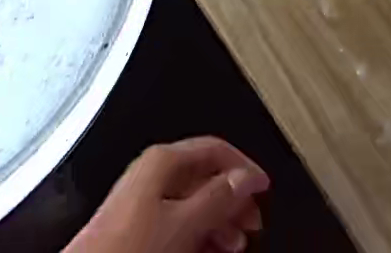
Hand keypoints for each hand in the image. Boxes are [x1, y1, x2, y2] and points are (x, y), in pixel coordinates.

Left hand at [65, 137, 269, 252]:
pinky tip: (210, 248)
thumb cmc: (127, 249)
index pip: (213, 148)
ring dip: (218, 219)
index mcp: (162, 161)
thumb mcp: (183, 223)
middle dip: (232, 197)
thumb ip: (217, 197)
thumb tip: (244, 177)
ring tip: (235, 242)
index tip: (263, 185)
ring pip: (193, 200)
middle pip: (204, 174)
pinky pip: (178, 220)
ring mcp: (143, 199)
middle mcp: (152, 173)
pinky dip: (199, 232)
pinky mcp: (138, 225)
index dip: (242, 165)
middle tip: (253, 219)